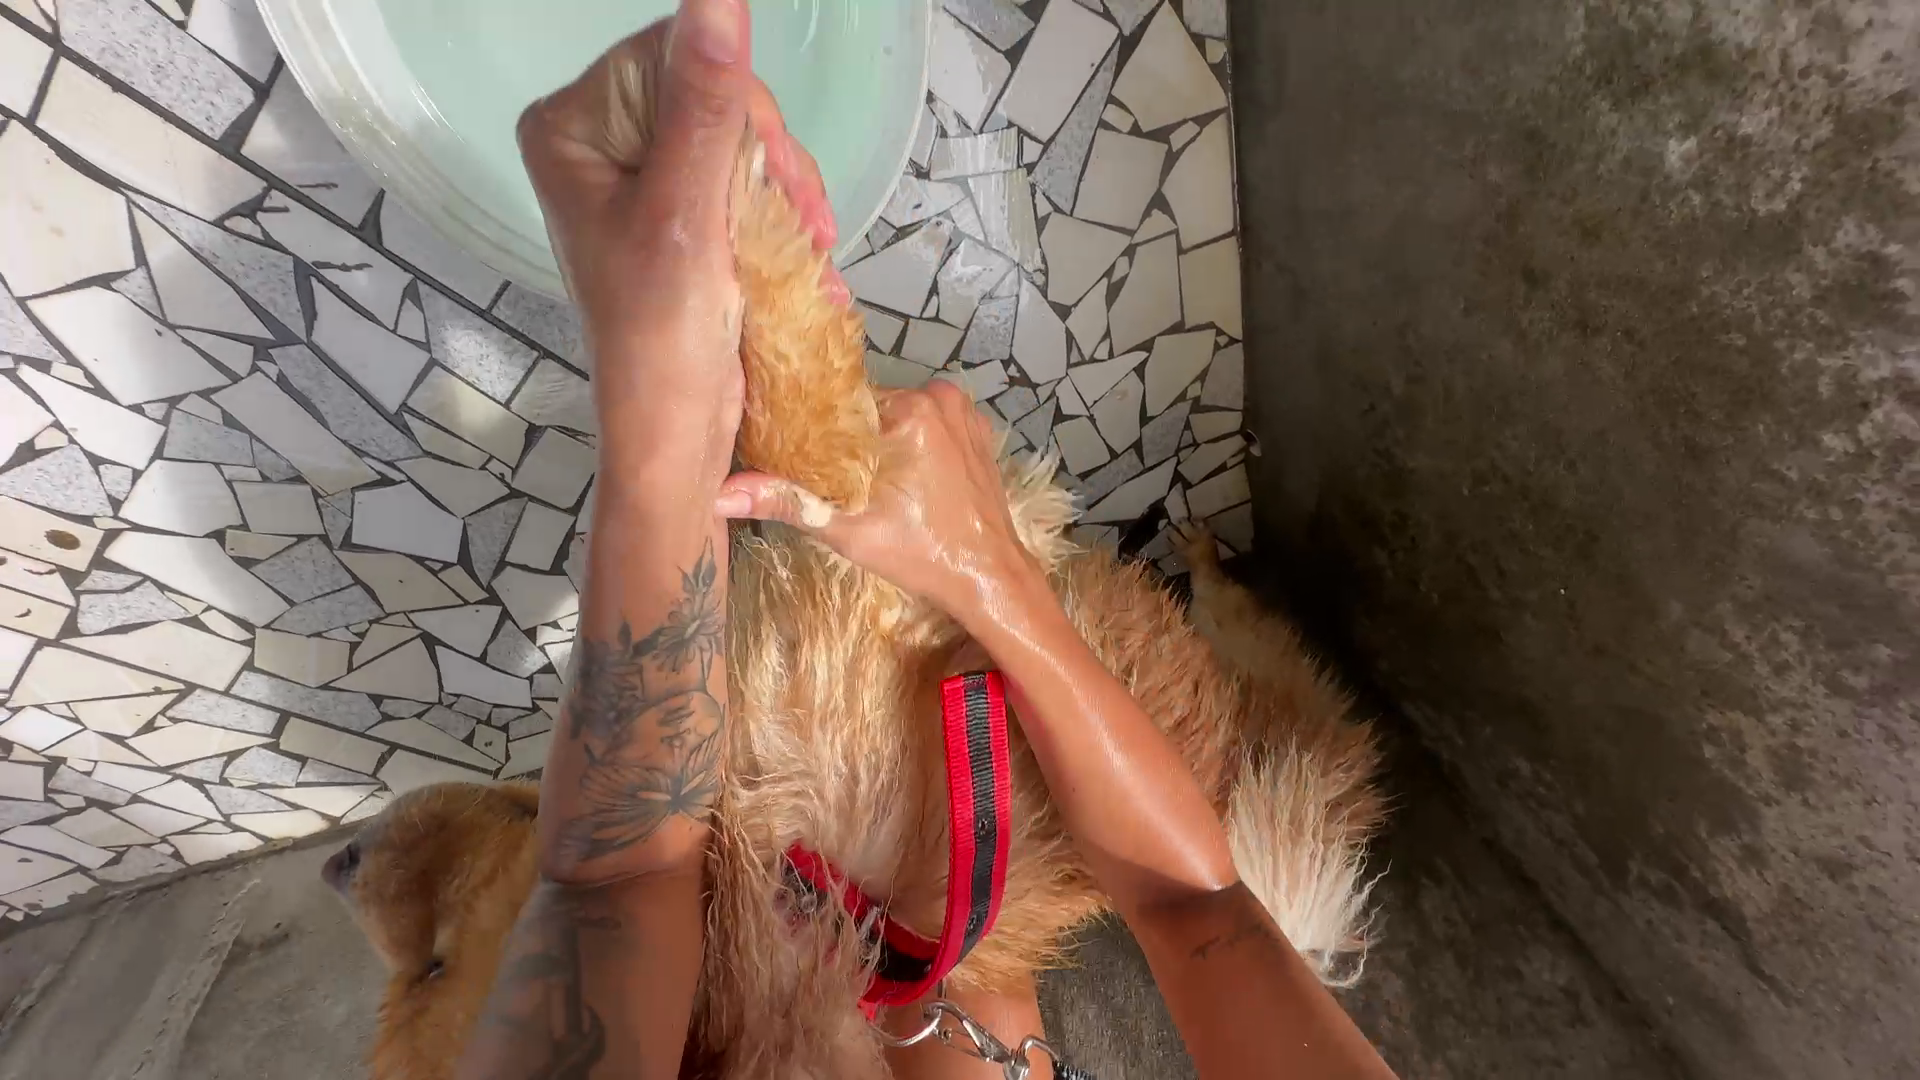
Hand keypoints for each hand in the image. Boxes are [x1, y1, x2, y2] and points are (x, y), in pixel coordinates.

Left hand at [515, 0, 839, 468]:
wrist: (675, 435)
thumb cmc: (664, 337)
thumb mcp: (686, 219)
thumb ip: (705, 109)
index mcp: (577, 129)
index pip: (676, 60)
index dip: (748, 114)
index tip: (791, 189)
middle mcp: (604, 148)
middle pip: (715, 105)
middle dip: (776, 170)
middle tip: (815, 231)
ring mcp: (645, 190)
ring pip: (740, 153)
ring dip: (790, 205)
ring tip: (817, 260)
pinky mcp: (683, 229)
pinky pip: (743, 197)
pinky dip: (783, 231)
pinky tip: (811, 269)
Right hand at [714, 382, 1047, 624]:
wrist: (988, 574)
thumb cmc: (918, 554)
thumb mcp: (847, 530)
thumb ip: (787, 501)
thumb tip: (719, 494)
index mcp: (906, 412)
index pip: (844, 402)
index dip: (823, 429)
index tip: (812, 456)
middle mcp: (938, 397)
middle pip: (872, 406)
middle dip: (855, 438)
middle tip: (844, 478)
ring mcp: (965, 411)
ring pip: (902, 413)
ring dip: (887, 440)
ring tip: (879, 481)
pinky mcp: (980, 428)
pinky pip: (932, 421)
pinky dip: (918, 441)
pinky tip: (913, 477)